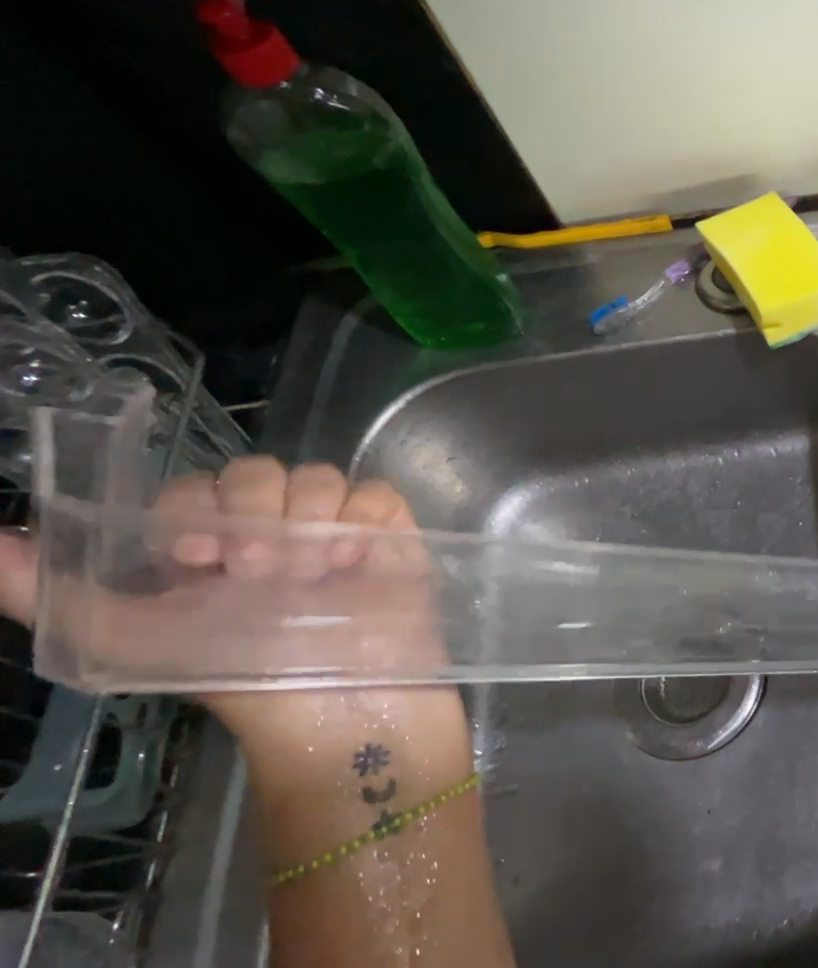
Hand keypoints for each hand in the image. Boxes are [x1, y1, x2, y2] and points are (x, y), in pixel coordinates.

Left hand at [0, 457, 468, 772]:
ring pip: (320, 476)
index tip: (199, 557)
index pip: (197, 489)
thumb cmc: (241, 682)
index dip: (195, 508)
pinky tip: (352, 561)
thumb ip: (56, 597)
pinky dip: (361, 517)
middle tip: (261, 571)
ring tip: (310, 574)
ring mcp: (338, 532)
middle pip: (261, 471)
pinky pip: (377, 494)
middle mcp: (276, 531)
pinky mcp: (393, 537)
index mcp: (214, 547)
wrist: (339, 714)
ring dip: (309, 519)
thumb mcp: (129, 643)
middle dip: (256, 514)